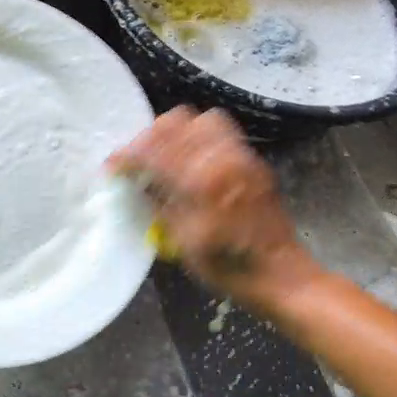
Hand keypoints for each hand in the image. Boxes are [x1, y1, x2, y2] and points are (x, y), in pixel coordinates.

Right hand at [108, 107, 317, 307]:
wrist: (284, 276)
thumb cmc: (229, 266)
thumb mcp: (182, 241)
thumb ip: (156, 203)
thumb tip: (133, 182)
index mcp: (199, 182)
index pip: (150, 150)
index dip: (125, 156)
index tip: (113, 167)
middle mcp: (220, 160)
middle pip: (175, 121)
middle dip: (150, 136)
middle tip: (142, 159)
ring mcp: (240, 157)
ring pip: (200, 120)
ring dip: (178, 133)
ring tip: (168, 155)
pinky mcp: (253, 161)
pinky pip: (221, 133)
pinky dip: (200, 139)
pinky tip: (194, 162)